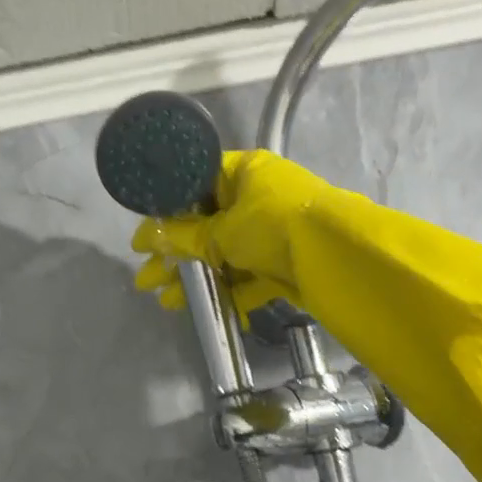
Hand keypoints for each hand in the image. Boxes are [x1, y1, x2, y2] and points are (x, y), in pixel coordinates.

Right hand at [131, 150, 325, 314]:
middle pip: (207, 226)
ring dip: (195, 278)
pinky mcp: (283, 266)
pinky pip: (247, 278)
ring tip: (166, 302)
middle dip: (175, 255)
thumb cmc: (272, 224)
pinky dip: (226, 293)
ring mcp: (272, 234)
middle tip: (146, 278)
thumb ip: (183, 237)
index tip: (145, 235)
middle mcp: (258, 198)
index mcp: (245, 172)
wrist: (336, 257)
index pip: (196, 184)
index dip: (167, 210)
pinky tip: (199, 309)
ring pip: (225, 256)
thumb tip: (146, 239)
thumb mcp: (221, 230)